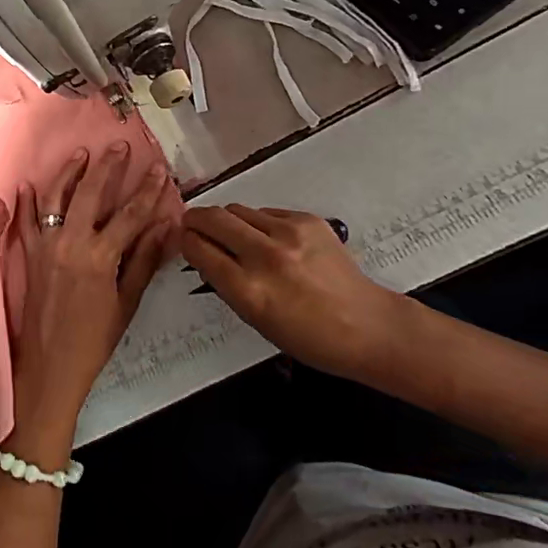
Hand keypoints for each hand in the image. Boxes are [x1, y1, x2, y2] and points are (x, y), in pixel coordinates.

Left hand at [5, 143, 177, 463]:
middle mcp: (70, 245)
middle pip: (91, 196)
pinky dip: (27, 203)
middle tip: (120, 146)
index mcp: (100, 258)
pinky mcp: (29, 258)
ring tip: (81, 153)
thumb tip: (167, 226)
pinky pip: (26, 223)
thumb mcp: (127, 302)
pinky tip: (28, 184)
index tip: (160, 172)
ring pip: (57, 200)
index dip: (148, 192)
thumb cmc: (95, 340)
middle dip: (108, 169)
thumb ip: (145, 260)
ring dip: (70, 174)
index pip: (130, 215)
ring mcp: (45, 248)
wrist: (49, 367)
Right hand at [180, 206, 408, 379]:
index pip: (200, 251)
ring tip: (231, 234)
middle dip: (195, 220)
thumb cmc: (307, 337)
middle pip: (213, 219)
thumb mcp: (256, 320)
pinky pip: (267, 213)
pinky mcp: (308, 220)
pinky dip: (257, 223)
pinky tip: (268, 239)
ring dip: (226, 220)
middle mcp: (265, 256)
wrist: (365, 325)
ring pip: (238, 210)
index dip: (186, 243)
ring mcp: (289, 233)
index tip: (182, 241)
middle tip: (191, 225)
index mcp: (249, 291)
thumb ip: (227, 285)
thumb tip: (206, 257)